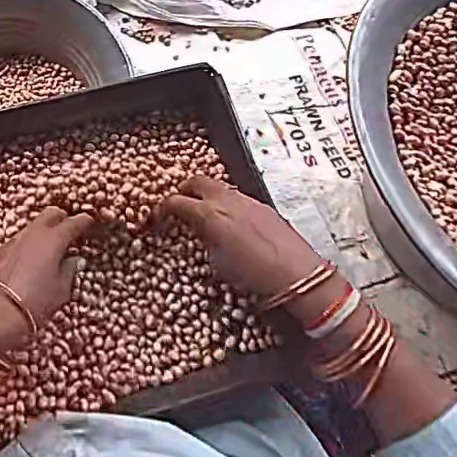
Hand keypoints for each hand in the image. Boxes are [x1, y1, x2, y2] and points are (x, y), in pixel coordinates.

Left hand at [0, 207, 94, 353]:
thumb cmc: (31, 303)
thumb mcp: (60, 290)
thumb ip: (69, 271)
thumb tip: (73, 261)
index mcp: (53, 239)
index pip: (73, 223)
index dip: (82, 221)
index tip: (88, 222)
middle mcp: (32, 234)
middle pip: (50, 215)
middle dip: (61, 218)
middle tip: (69, 228)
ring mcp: (13, 241)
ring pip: (32, 227)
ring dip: (42, 232)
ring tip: (51, 247)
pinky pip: (18, 242)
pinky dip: (27, 246)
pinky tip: (31, 259)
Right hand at [157, 176, 326, 302]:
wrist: (296, 274)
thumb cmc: (254, 274)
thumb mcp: (217, 262)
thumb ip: (204, 238)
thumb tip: (199, 230)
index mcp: (208, 213)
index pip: (176, 201)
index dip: (164, 207)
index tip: (160, 213)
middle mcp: (225, 200)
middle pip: (196, 181)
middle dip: (184, 189)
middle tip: (179, 200)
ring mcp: (246, 200)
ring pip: (218, 187)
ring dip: (206, 194)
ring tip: (203, 210)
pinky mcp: (262, 206)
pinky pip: (236, 196)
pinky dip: (225, 202)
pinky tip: (229, 219)